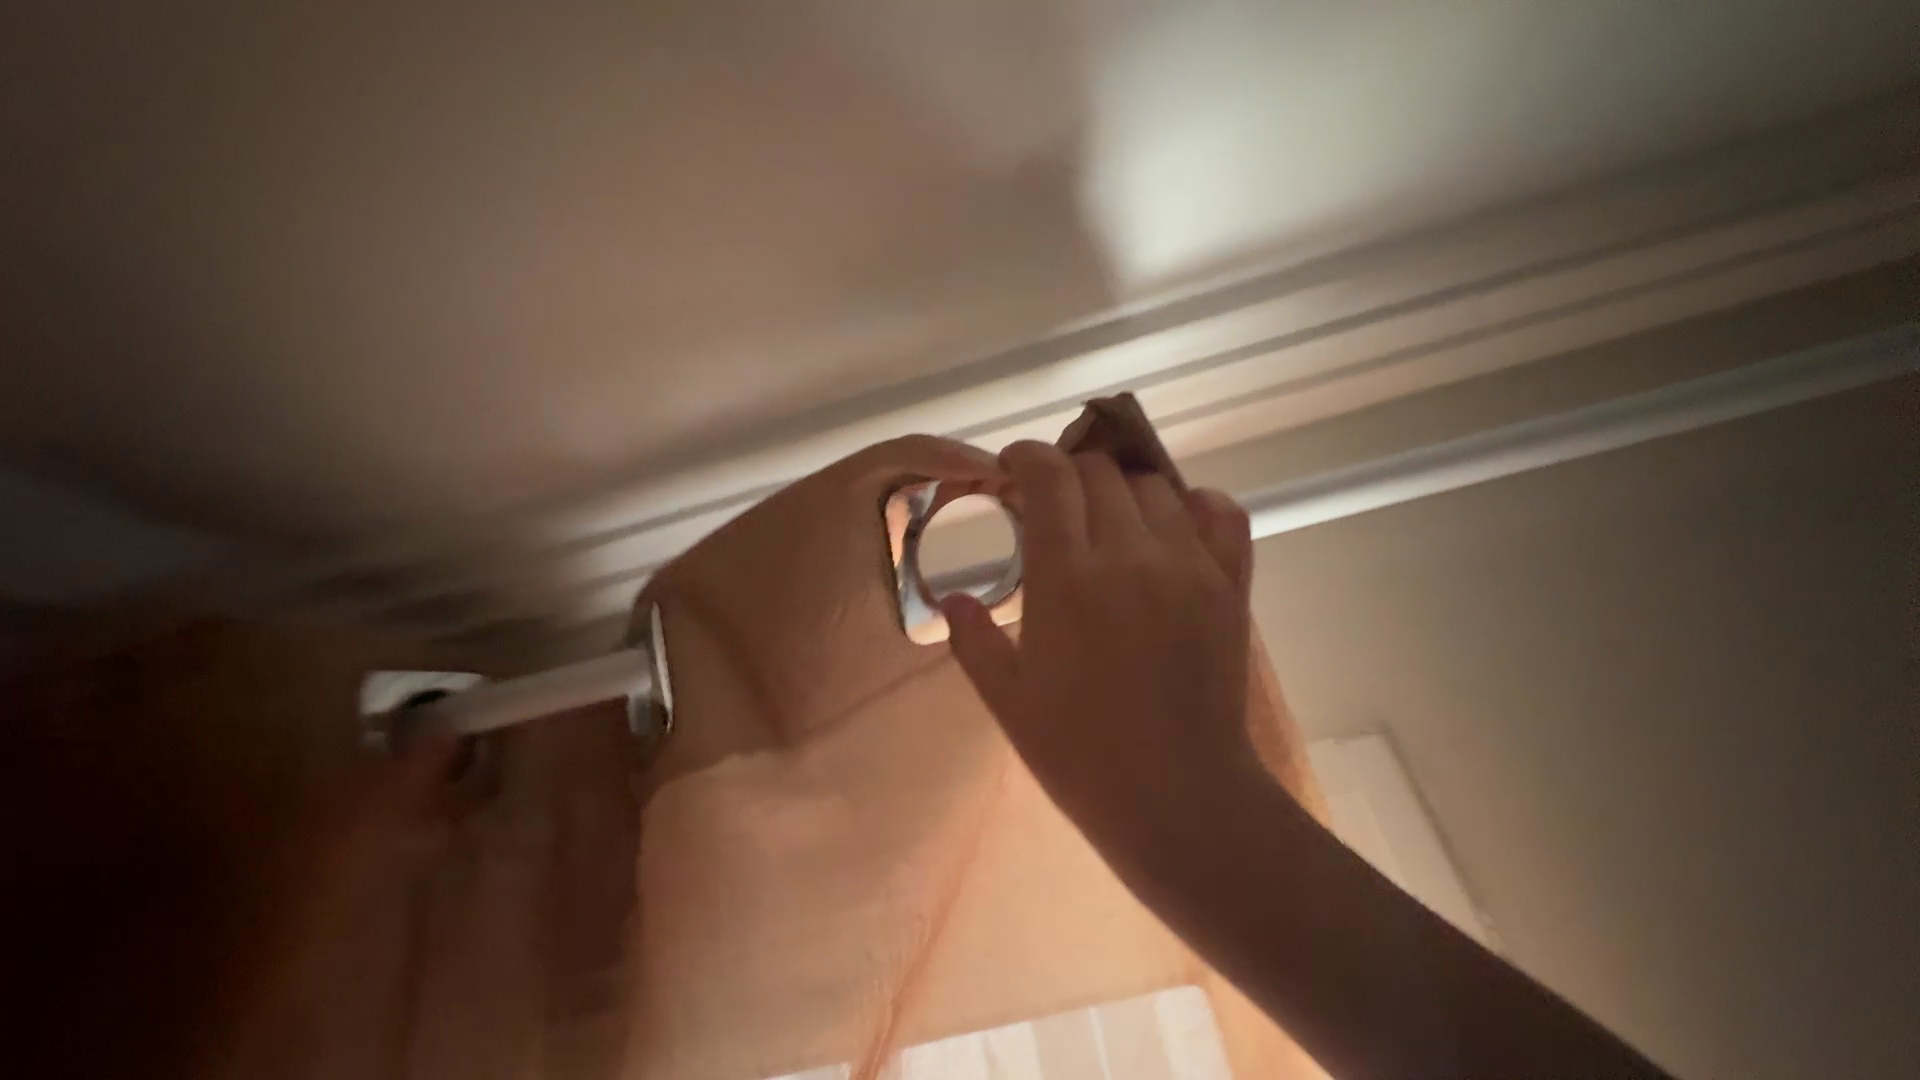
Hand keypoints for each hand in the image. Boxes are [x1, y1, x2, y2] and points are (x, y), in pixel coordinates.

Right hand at [940, 441, 1267, 857]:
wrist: (1178, 797)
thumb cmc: (1080, 754)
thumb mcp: (1007, 700)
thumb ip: (973, 638)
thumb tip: (951, 598)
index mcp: (1067, 579)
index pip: (1048, 477)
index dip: (1025, 458)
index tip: (1012, 470)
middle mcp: (1130, 556)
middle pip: (1099, 470)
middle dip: (1066, 473)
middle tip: (1052, 504)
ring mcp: (1188, 566)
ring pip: (1154, 484)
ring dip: (1121, 487)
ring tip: (1107, 518)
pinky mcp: (1229, 584)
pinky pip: (1221, 512)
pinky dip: (1192, 503)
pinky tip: (1169, 526)